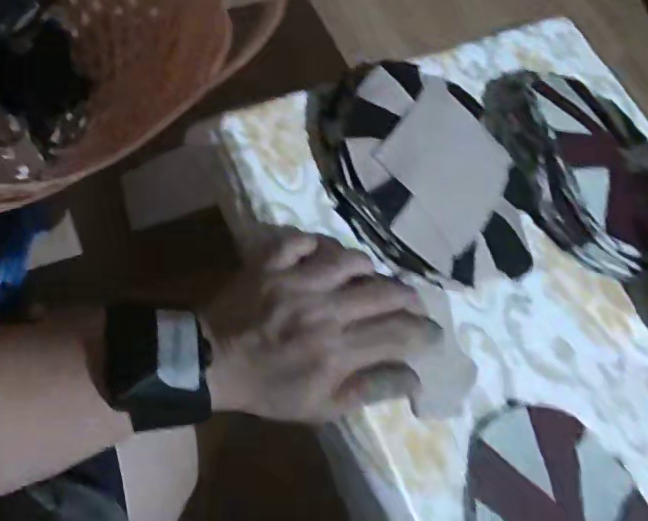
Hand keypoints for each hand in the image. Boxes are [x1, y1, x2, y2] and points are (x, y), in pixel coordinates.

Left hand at [200, 229, 437, 422]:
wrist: (214, 358)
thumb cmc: (269, 388)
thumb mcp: (323, 407)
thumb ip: (370, 389)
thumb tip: (414, 376)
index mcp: (338, 350)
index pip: (398, 333)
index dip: (424, 330)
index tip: (432, 330)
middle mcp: (322, 310)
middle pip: (381, 291)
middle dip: (407, 294)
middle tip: (412, 298)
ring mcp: (293, 280)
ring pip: (346, 259)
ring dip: (366, 265)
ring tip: (369, 274)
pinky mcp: (268, 262)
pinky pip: (299, 240)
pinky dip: (316, 242)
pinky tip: (323, 253)